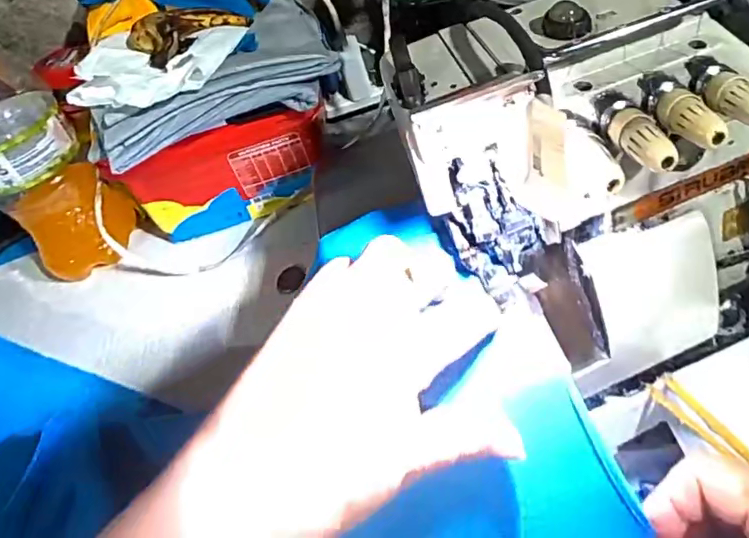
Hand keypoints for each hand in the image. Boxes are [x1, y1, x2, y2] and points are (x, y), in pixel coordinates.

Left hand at [106, 236, 524, 537]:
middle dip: (442, 280)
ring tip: (398, 294)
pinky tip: (349, 301)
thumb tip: (519, 443)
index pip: (468, 315)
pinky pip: (335, 268)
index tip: (491, 317)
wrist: (229, 494)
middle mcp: (379, 317)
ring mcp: (338, 307)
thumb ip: (462, 438)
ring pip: (383, 254)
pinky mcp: (302, 309)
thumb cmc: (324, 485)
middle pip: (427, 269)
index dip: (486, 313)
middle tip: (439, 302)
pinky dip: (350, 275)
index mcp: (409, 354)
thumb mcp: (402, 465)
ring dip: (398, 269)